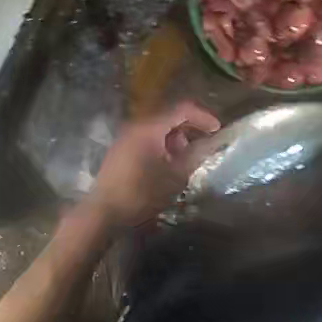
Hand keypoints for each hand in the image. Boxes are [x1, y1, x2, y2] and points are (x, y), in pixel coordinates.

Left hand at [83, 101, 221, 226]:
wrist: (103, 212)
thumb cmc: (141, 193)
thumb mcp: (174, 177)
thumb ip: (194, 156)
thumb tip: (208, 144)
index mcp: (150, 127)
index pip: (182, 109)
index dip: (203, 117)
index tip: (217, 130)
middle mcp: (136, 125)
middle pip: (168, 117)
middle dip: (189, 129)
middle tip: (202, 146)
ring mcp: (125, 137)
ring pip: (157, 129)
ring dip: (174, 139)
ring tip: (184, 160)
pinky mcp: (120, 150)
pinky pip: (146, 139)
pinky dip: (161, 146)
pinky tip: (166, 166)